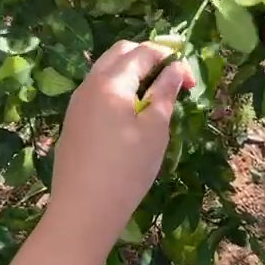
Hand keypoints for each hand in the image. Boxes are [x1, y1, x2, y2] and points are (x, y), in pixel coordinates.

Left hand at [45, 41, 194, 257]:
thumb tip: (176, 68)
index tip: (191, 81)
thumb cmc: (126, 170)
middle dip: (148, 58)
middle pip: (120, 53)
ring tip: (154, 98)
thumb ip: (165, 93)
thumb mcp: (154, 130)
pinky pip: (97, 90)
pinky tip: (131, 115)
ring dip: (132, 73)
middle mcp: (90, 83)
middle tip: (171, 80)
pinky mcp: (73, 120)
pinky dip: (118, 89)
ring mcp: (77, 102)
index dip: (170, 58)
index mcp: (111, 81)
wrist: (81, 211)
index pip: (143, 52)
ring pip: (106, 70)